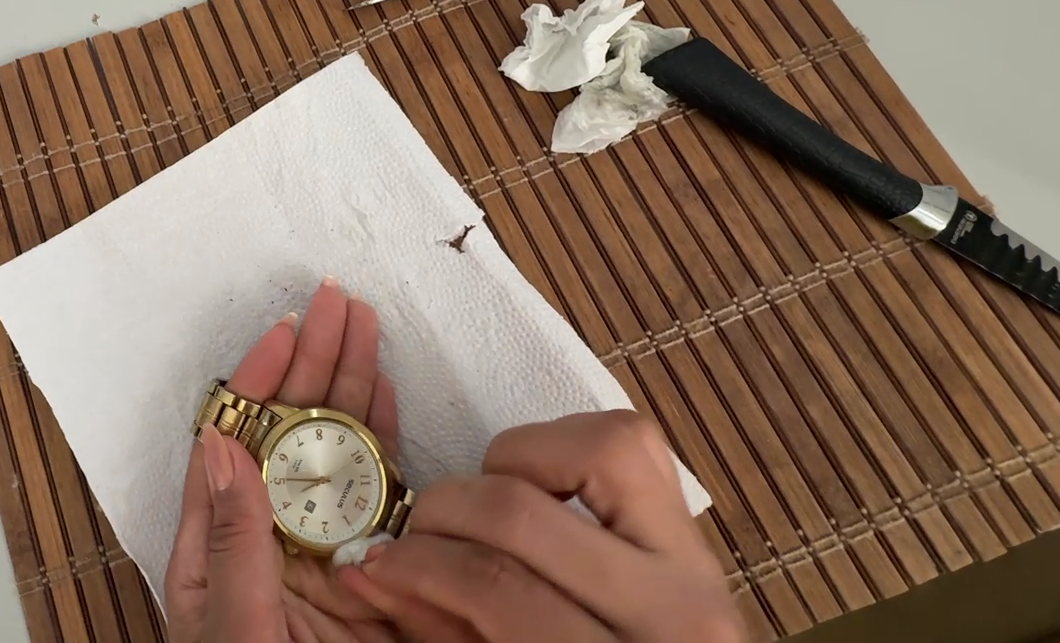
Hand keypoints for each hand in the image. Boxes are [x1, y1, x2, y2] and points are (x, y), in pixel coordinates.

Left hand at [166, 279, 403, 642]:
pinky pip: (374, 487)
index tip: (282, 332)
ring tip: (362, 325)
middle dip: (312, 361)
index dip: (257, 379)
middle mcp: (270, 524)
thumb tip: (220, 443)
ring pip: (333, 443)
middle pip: (289, 424)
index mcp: (222, 536)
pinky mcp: (367, 560)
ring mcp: (320, 537)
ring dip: (349, 382)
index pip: (235, 435)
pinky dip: (382, 437)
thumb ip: (230, 543)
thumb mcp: (231, 629)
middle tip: (334, 302)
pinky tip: (384, 394)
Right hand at [339, 411, 743, 642]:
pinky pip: (624, 438)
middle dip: (443, 509)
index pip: (496, 587)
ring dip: (512, 463)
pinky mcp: (693, 523)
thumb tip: (361, 567)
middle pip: (521, 512)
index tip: (377, 561)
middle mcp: (677, 616)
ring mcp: (697, 561)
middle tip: (416, 530)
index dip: (419, 564)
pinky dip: (560, 442)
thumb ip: (436, 622)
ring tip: (488, 506)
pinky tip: (535, 485)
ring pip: (593, 448)